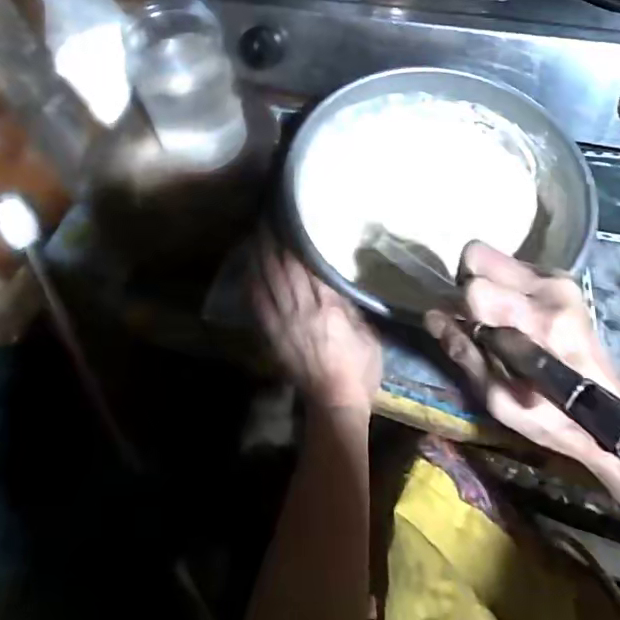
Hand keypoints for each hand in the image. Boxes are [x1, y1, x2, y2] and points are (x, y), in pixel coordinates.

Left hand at [250, 234, 382, 413]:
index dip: (297, 239)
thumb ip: (353, 302)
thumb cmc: (360, 366)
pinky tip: (250, 266)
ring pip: (267, 280)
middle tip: (270, 215)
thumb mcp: (368, 330)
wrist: (336, 403)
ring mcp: (283, 322)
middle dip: (274, 239)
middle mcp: (302, 308)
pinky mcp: (272, 336)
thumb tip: (344, 276)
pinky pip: (257, 304)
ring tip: (258, 232)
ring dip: (261, 254)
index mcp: (328, 304)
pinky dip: (252, 282)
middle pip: (282, 265)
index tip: (293, 218)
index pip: (308, 262)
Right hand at [426, 243, 619, 476]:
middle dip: (469, 286)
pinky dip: (506, 285)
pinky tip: (518, 316)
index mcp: (537, 323)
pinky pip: (515, 265)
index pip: (475, 287)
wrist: (610, 413)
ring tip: (500, 320)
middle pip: (480, 255)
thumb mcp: (499, 401)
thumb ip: (465, 353)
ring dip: (488, 284)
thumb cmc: (553, 417)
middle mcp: (550, 289)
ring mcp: (560, 279)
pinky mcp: (564, 277)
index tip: (469, 330)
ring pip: (496, 256)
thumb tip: (433, 316)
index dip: (461, 308)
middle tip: (479, 321)